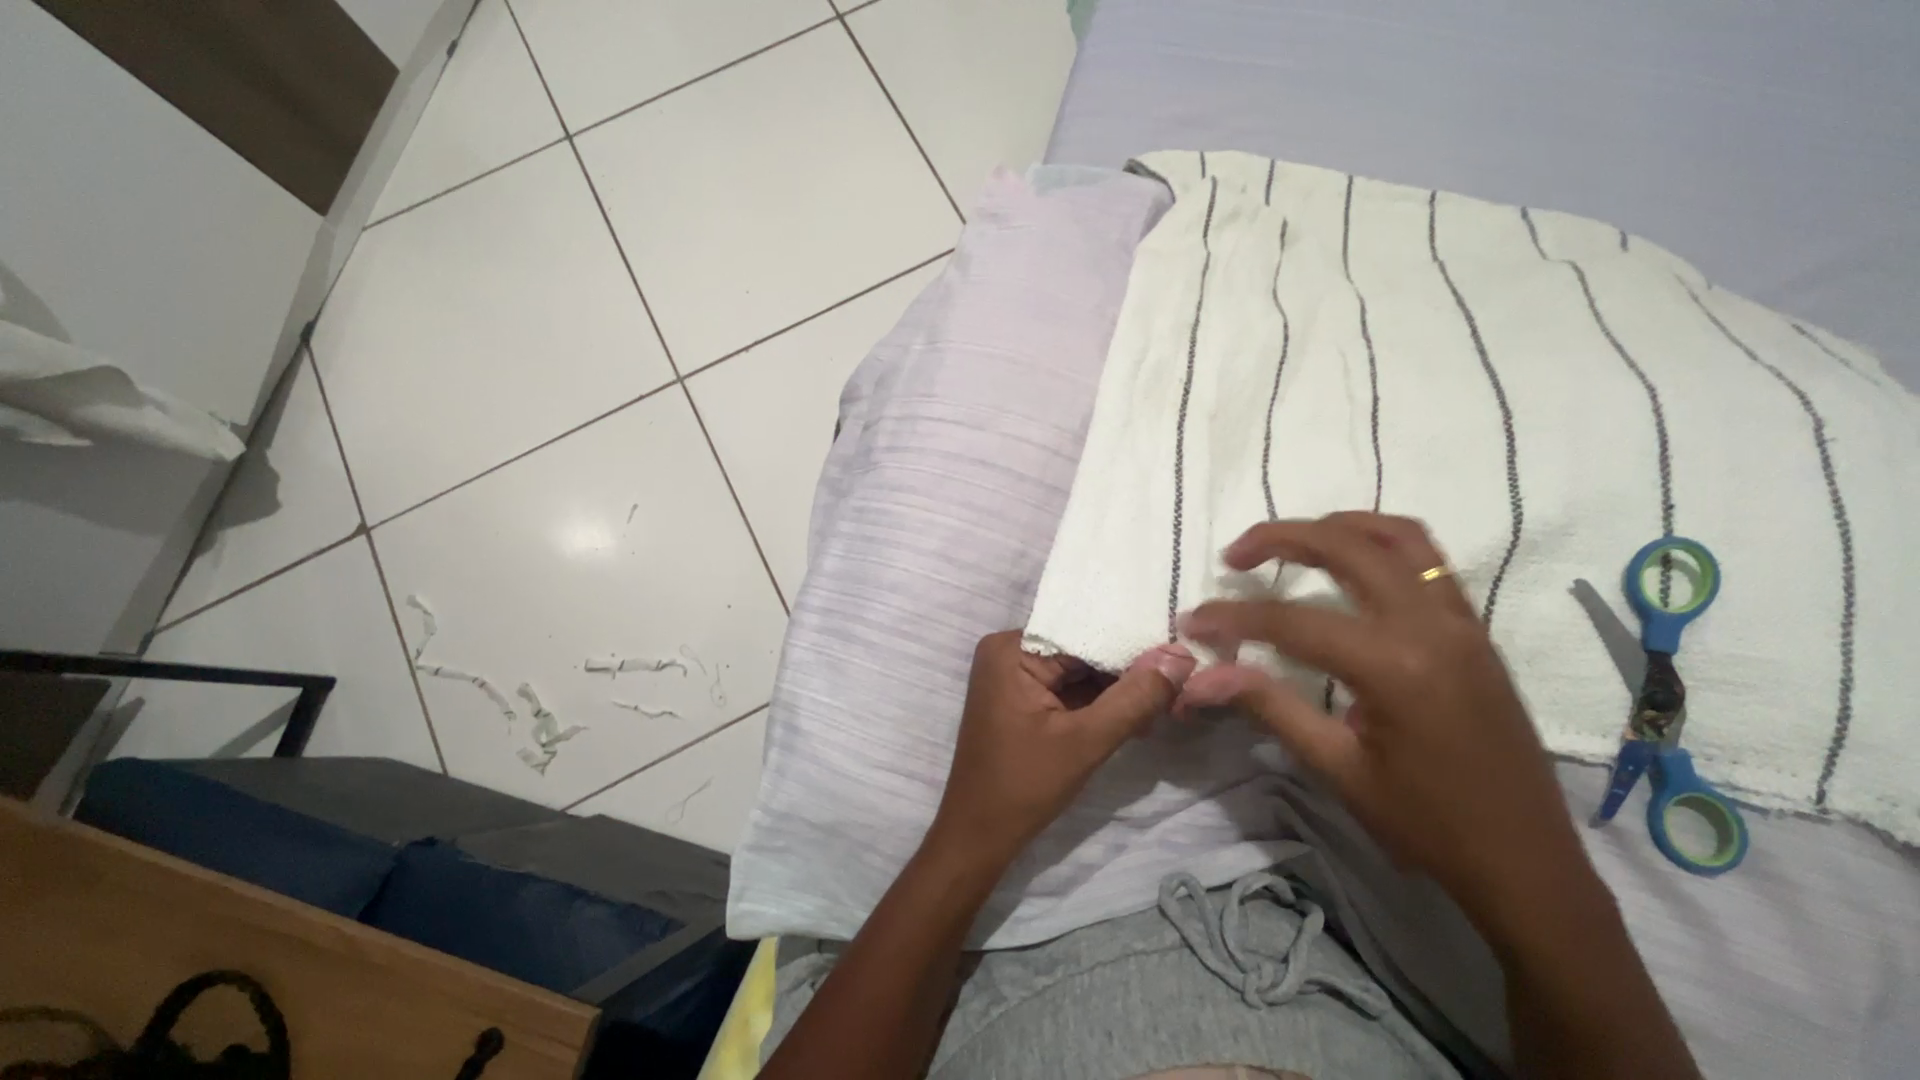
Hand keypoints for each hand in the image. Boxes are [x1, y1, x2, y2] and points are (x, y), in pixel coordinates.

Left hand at [925, 630, 1195, 869]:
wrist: (978, 834)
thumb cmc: (1024, 785)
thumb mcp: (1087, 741)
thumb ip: (1135, 697)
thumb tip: (1181, 656)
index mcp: (1012, 649)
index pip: (1085, 632)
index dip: (1133, 644)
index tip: (1180, 656)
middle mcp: (1007, 651)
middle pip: (1082, 650)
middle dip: (1128, 671)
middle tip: (1181, 685)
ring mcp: (1012, 675)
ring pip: (1078, 671)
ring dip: (1118, 691)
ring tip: (1167, 705)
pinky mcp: (1020, 698)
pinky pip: (1067, 689)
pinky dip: (1098, 704)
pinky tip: (1137, 718)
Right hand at [1176, 512, 1591, 923]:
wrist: (1525, 859)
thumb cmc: (1426, 824)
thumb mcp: (1339, 768)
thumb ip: (1269, 707)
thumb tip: (1200, 678)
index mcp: (1394, 667)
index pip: (1293, 622)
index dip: (1234, 617)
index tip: (1193, 620)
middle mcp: (1431, 626)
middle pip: (1348, 548)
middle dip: (1282, 538)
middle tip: (1234, 554)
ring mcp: (1461, 621)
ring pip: (1399, 537)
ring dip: (1338, 526)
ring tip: (1292, 541)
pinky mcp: (1475, 629)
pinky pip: (1428, 561)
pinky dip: (1380, 545)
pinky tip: (1350, 567)